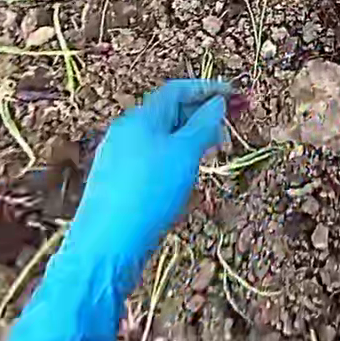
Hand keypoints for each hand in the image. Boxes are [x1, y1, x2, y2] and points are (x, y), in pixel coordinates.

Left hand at [71, 79, 229, 266]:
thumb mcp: (187, 152)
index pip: (178, 89)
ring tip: (212, 151)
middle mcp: (125, 132)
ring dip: (191, 138)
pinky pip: (152, 157)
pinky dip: (175, 156)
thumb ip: (205, 122)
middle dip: (202, 115)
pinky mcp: (116, 183)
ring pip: (163, 137)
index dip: (208, 88)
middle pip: (170, 112)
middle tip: (229, 126)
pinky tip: (186, 173)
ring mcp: (118, 158)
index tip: (235, 96)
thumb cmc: (150, 192)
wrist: (104, 252)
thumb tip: (218, 102)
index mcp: (140, 118)